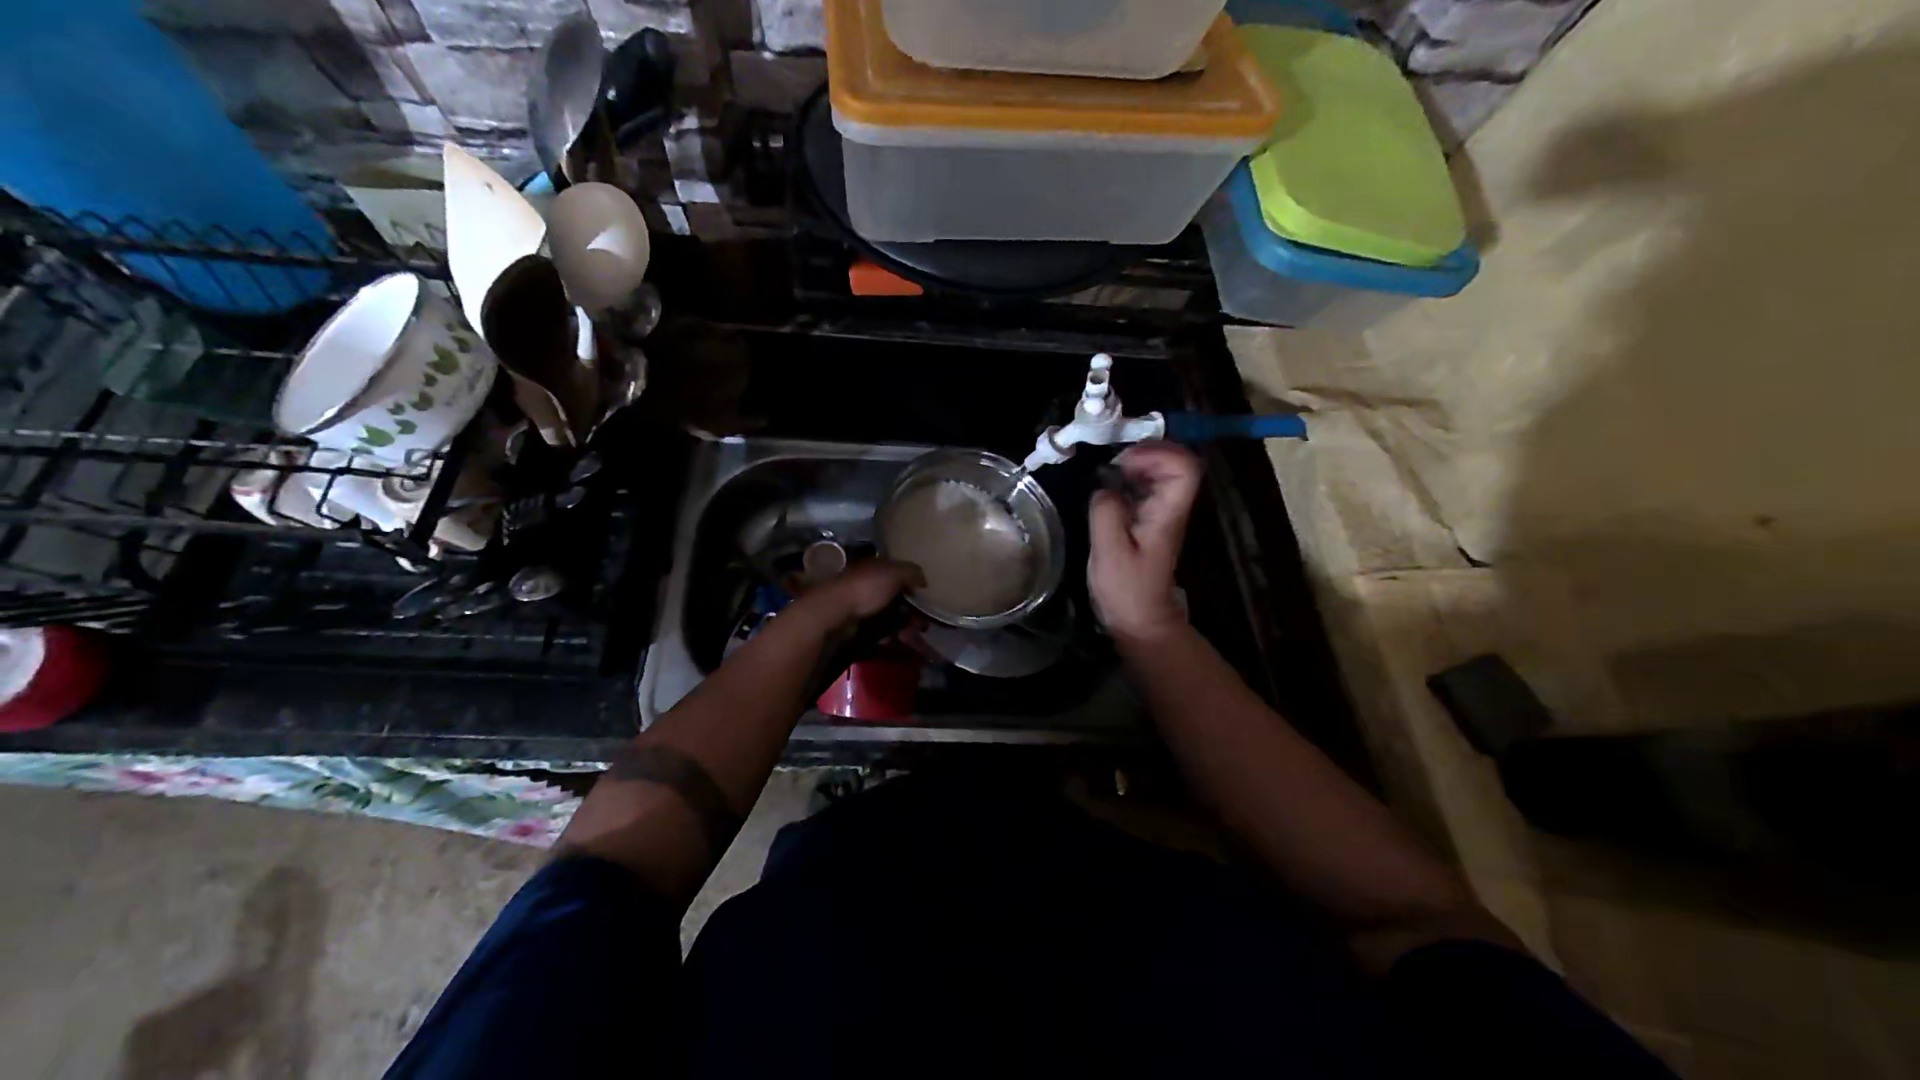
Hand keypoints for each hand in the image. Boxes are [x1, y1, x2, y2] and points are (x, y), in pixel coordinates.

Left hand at [801, 558, 924, 628]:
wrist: (836, 610)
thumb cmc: (867, 587)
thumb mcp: (894, 572)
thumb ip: (911, 572)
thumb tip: (923, 580)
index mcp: (876, 567)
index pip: (899, 573)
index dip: (912, 586)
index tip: (923, 601)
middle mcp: (869, 583)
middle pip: (895, 597)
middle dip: (910, 612)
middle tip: (919, 625)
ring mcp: (861, 603)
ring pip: (888, 615)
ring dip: (901, 626)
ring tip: (908, 636)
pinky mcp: (855, 622)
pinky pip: (877, 628)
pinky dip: (887, 634)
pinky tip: (893, 640)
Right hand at [1088, 442, 1200, 643]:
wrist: (1141, 621)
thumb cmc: (1126, 590)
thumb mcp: (1109, 551)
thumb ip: (1106, 511)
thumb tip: (1104, 486)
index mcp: (1168, 513)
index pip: (1185, 467)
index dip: (1157, 454)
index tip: (1124, 464)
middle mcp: (1171, 508)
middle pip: (1175, 462)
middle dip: (1144, 452)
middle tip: (1112, 463)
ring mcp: (1162, 513)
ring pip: (1160, 471)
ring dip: (1134, 464)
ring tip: (1106, 473)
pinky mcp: (1148, 519)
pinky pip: (1145, 486)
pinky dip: (1127, 479)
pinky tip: (1106, 488)